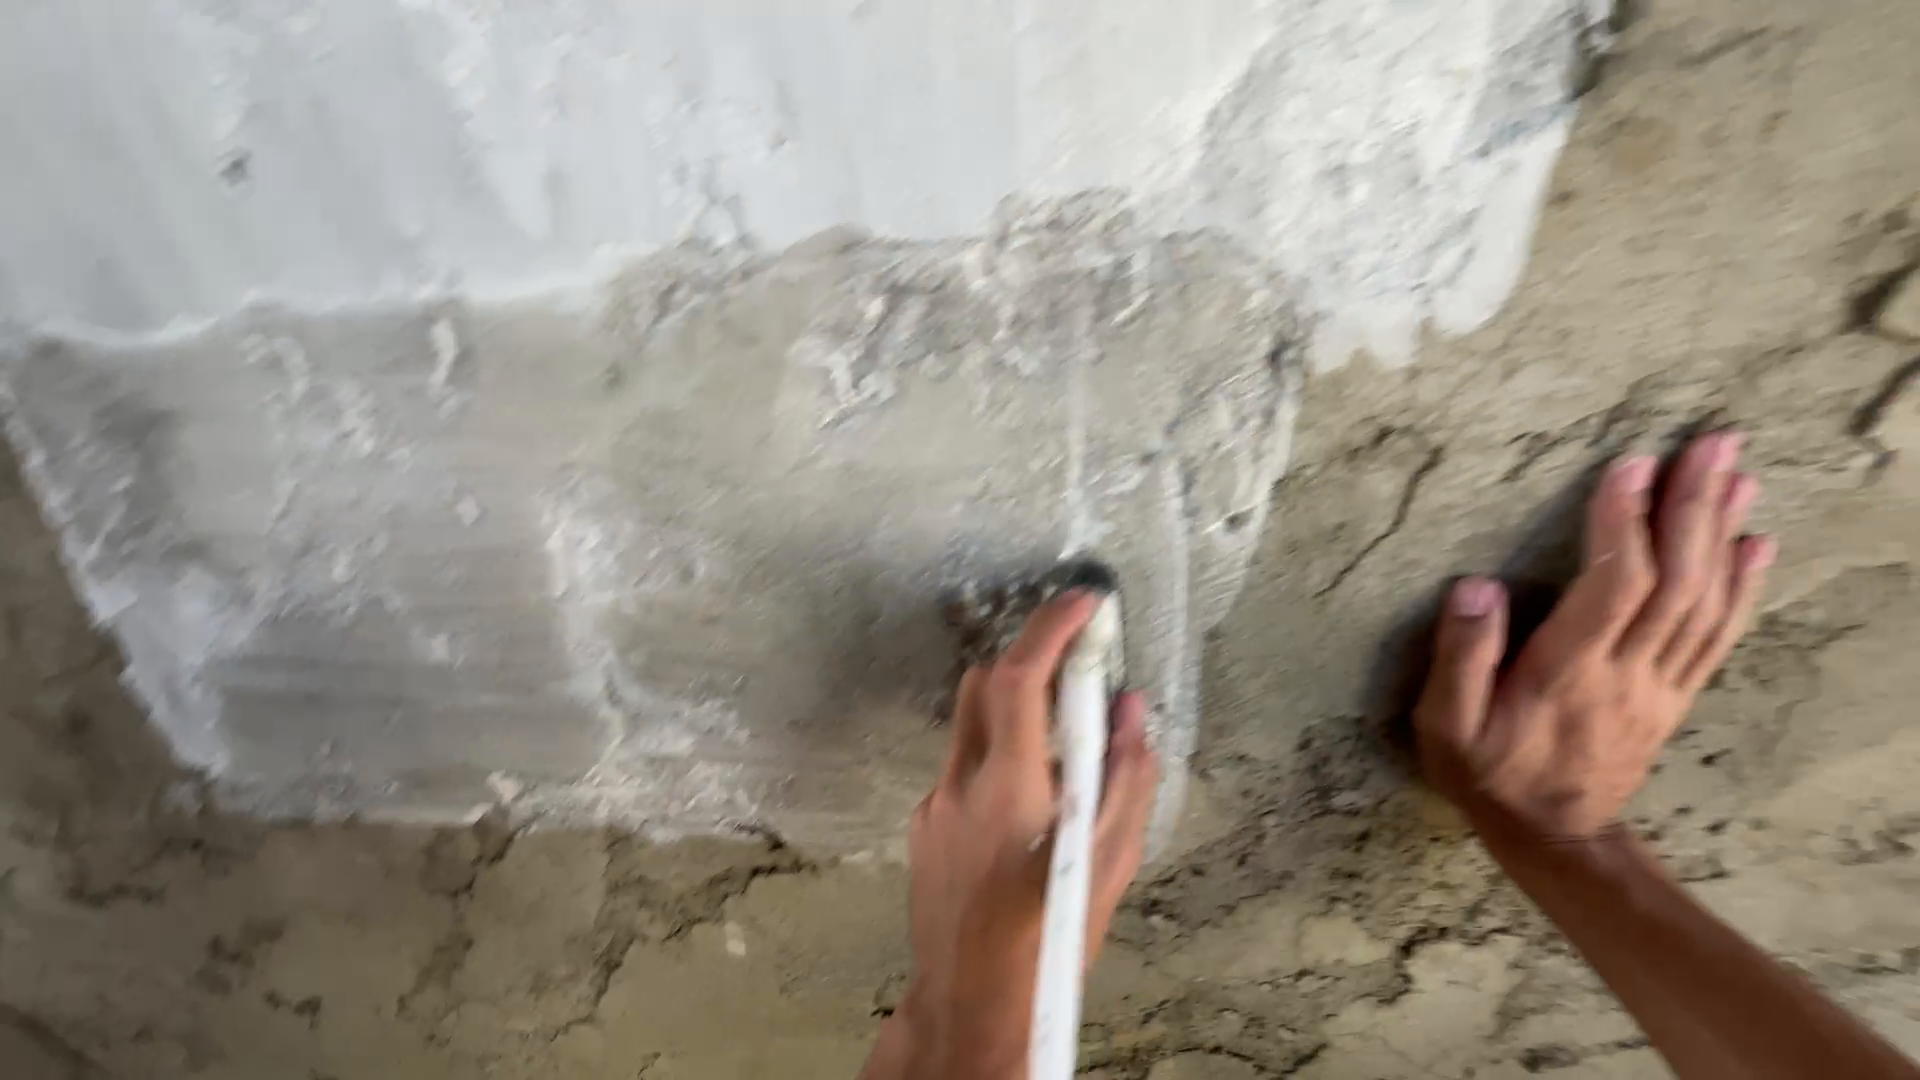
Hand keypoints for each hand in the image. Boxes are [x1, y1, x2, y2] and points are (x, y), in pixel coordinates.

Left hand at [872, 589, 1158, 1079]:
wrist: (969, 1003)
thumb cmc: (1048, 938)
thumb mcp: (1109, 865)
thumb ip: (1126, 777)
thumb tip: (1131, 708)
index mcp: (1009, 788)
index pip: (1020, 680)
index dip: (1050, 629)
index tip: (1083, 602)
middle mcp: (959, 781)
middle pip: (984, 684)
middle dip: (1029, 665)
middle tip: (1075, 685)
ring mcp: (932, 799)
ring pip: (970, 722)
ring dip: (1013, 714)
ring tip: (1055, 762)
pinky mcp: (922, 819)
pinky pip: (959, 763)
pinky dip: (994, 758)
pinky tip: (1018, 811)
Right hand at [1415, 432, 1774, 842]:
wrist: (1551, 836)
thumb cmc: (1485, 773)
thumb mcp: (1445, 723)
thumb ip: (1462, 656)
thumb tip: (1475, 587)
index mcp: (1568, 671)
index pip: (1611, 586)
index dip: (1623, 524)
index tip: (1629, 466)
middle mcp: (1627, 672)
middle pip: (1674, 581)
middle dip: (1692, 507)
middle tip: (1712, 444)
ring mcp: (1659, 685)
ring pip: (1706, 601)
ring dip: (1724, 534)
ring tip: (1738, 476)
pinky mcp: (1672, 695)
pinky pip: (1718, 634)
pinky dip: (1743, 585)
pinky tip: (1755, 545)